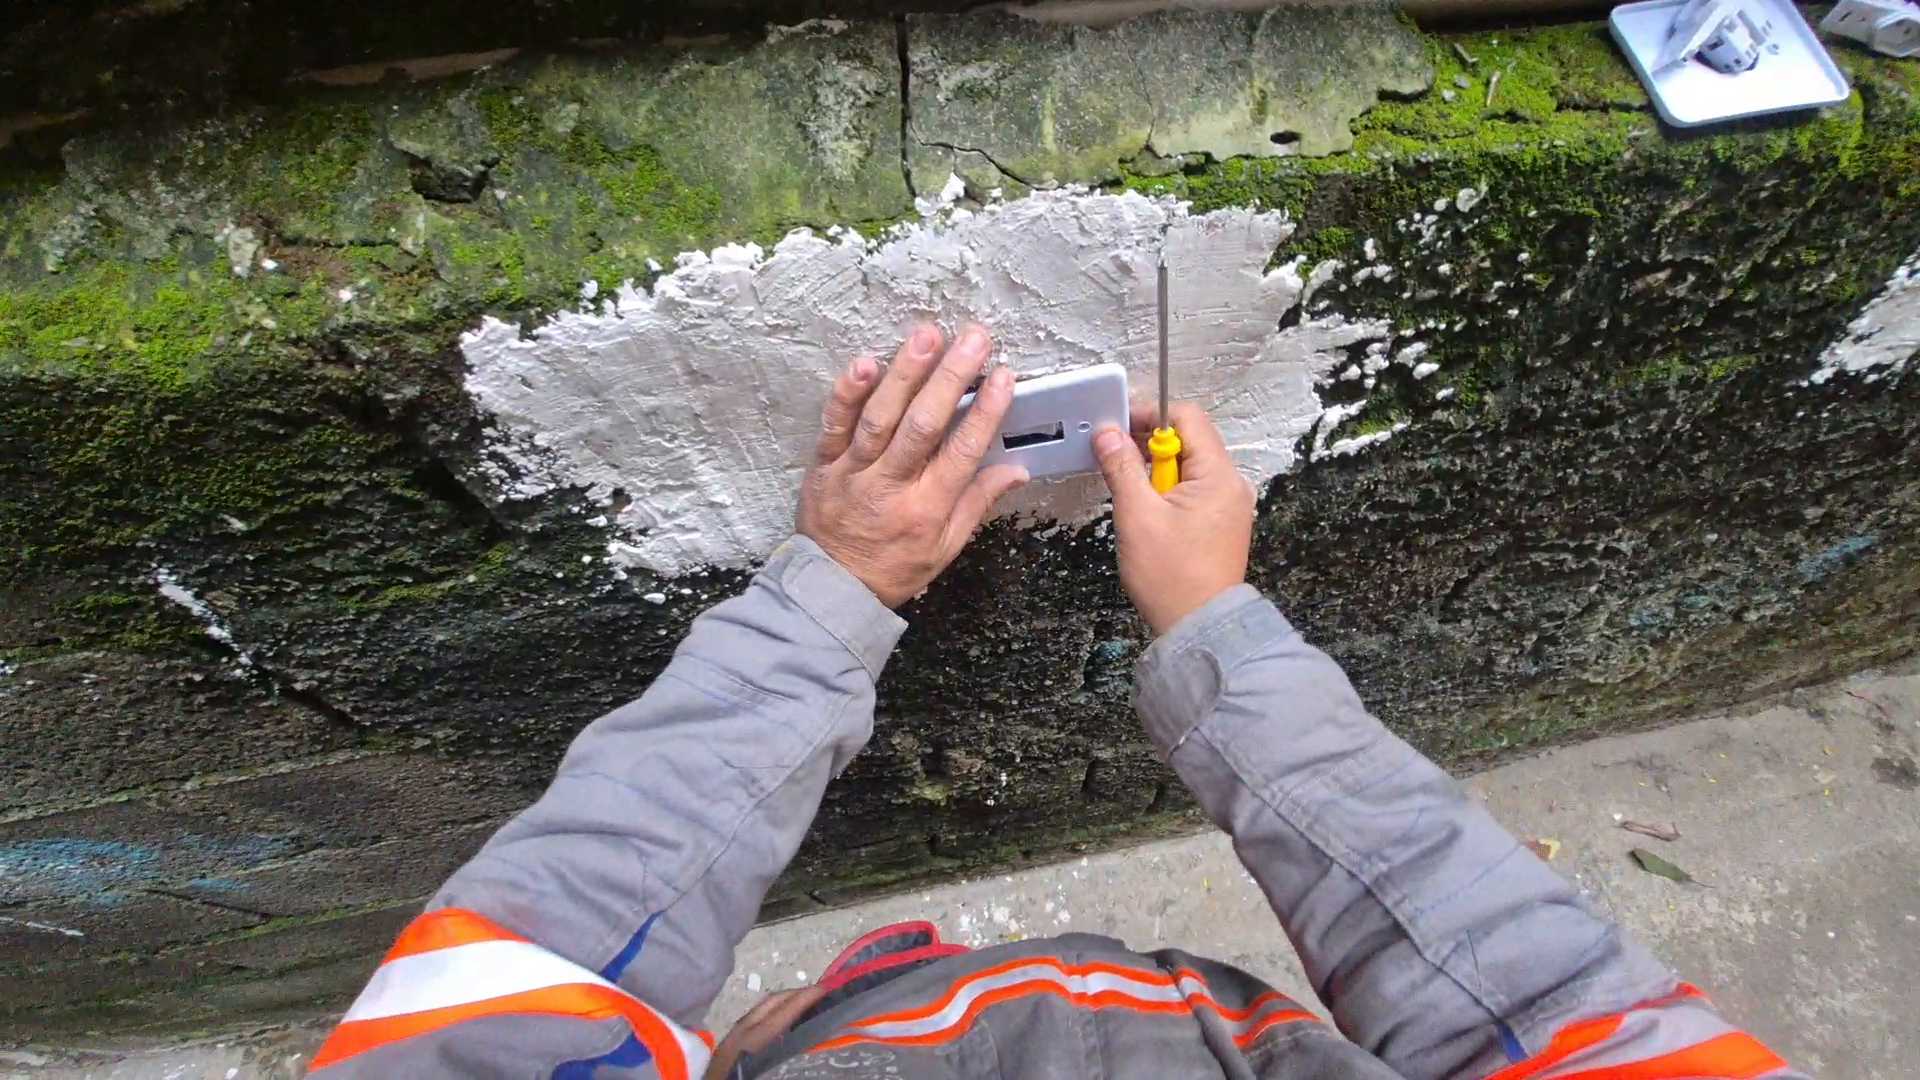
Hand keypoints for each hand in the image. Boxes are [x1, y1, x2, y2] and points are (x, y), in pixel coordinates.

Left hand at [798, 324, 1028, 606]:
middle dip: (951, 378)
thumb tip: (1017, 471)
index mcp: (927, 509)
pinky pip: (833, 424)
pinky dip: (847, 393)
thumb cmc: (895, 568)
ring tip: (927, 336)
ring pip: (880, 418)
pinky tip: (865, 363)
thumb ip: (977, 503)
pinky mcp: (823, 464)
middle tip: (974, 339)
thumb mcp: (946, 547)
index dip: (985, 413)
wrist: (831, 587)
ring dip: (905, 373)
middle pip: (923, 426)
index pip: (962, 453)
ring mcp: (853, 472)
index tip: (1004, 378)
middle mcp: (891, 486)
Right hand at [1092, 402, 1254, 635]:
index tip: (1117, 426)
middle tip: (1113, 456)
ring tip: (1126, 486)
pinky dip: (1167, 488)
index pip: (1187, 418)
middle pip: (1189, 440)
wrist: (1198, 627)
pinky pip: (1194, 489)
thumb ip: (1121, 467)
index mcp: (1218, 476)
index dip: (1149, 415)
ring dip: (1155, 468)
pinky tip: (1145, 506)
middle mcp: (1232, 484)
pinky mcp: (1221, 522)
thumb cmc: (1170, 575)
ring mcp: (1229, 504)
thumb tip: (1107, 433)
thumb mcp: (1137, 515)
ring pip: (1189, 466)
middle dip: (1148, 443)